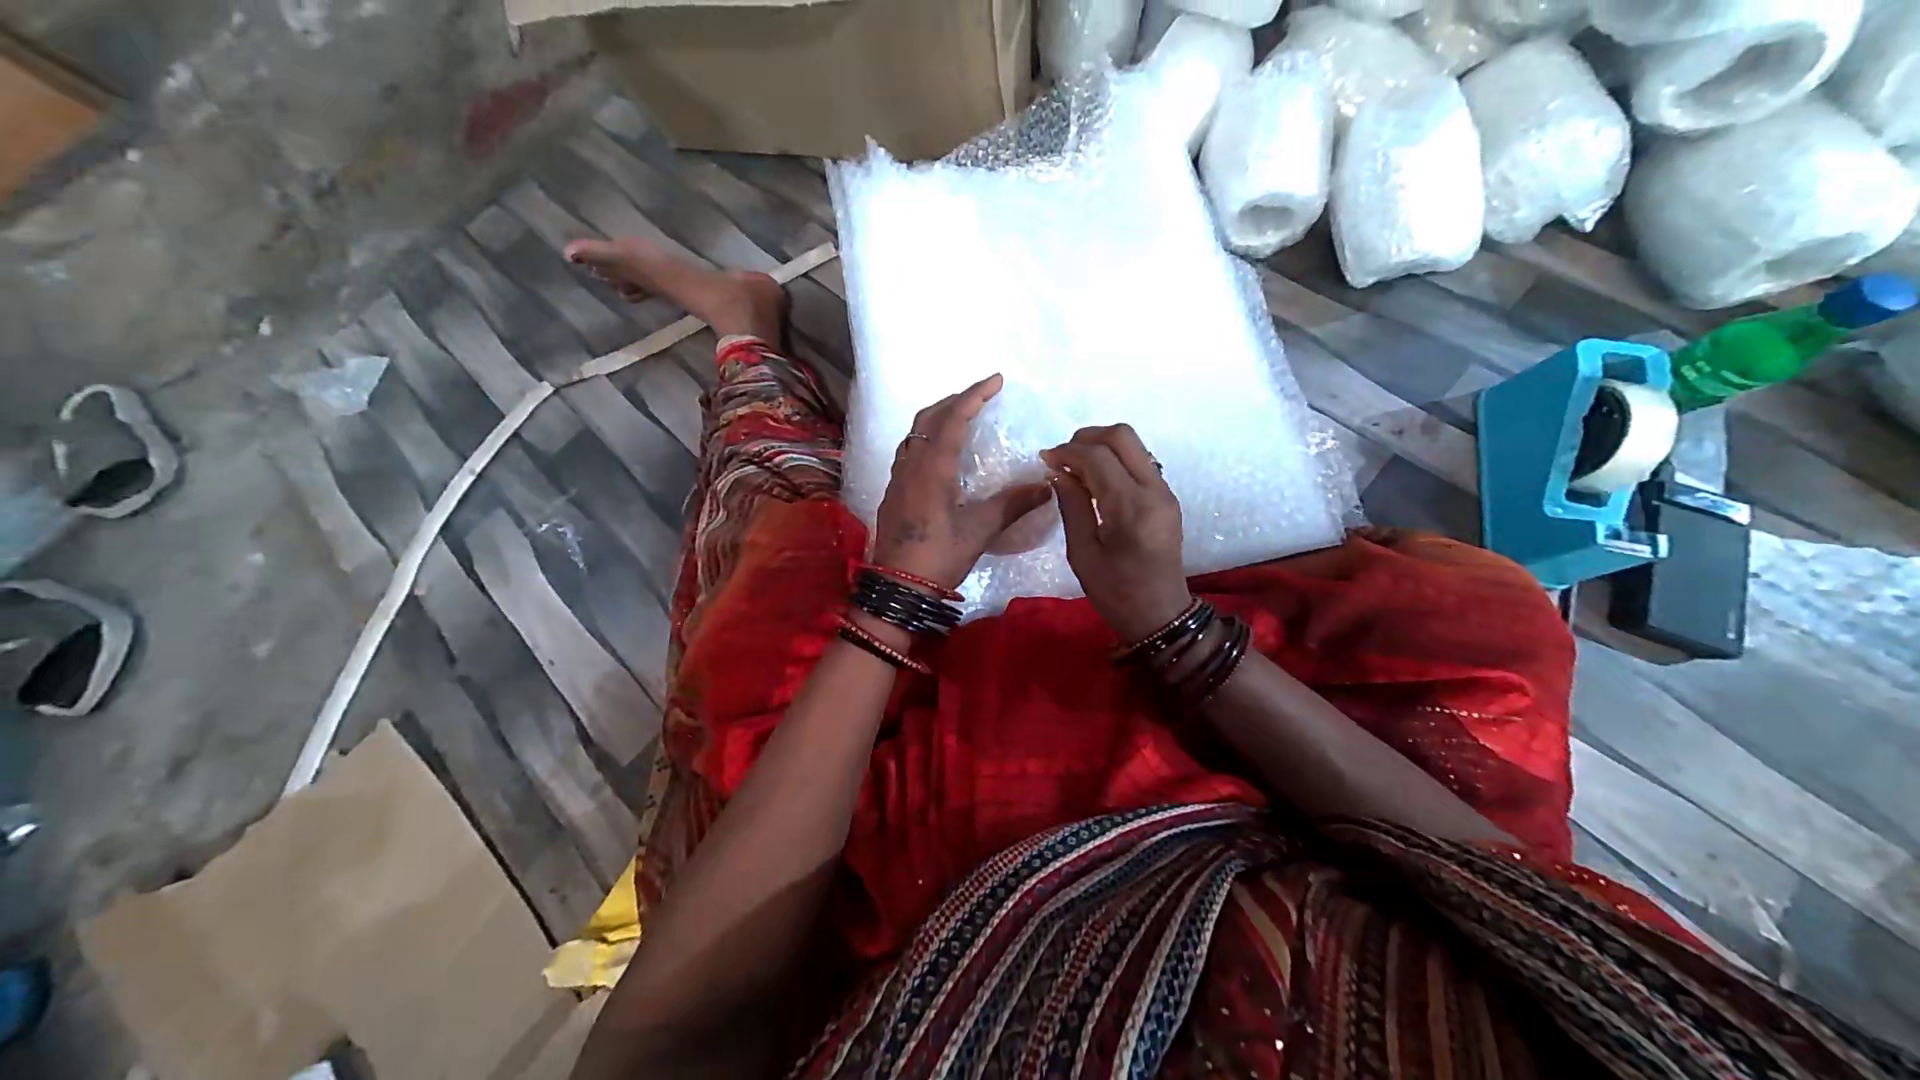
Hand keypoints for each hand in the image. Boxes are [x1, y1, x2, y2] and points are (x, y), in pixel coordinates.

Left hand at [871, 374, 1052, 589]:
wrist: (898, 586)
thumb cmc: (939, 557)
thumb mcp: (979, 531)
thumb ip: (1012, 504)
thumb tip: (1045, 486)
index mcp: (932, 468)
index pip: (953, 418)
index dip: (975, 395)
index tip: (996, 380)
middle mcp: (911, 465)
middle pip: (928, 418)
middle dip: (954, 400)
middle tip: (980, 396)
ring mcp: (897, 479)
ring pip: (914, 434)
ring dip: (937, 418)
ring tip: (960, 418)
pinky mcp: (892, 493)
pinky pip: (908, 451)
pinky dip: (926, 439)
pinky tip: (939, 454)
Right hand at [1043, 425, 1191, 642]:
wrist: (1161, 615)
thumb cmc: (1116, 593)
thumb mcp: (1082, 554)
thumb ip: (1072, 507)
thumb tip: (1059, 473)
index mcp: (1132, 508)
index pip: (1098, 457)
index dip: (1067, 452)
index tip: (1045, 460)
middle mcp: (1154, 490)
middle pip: (1122, 436)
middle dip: (1086, 438)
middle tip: (1061, 458)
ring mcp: (1164, 491)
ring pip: (1133, 445)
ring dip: (1101, 446)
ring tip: (1075, 467)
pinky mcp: (1166, 497)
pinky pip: (1139, 461)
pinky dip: (1114, 460)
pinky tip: (1094, 480)